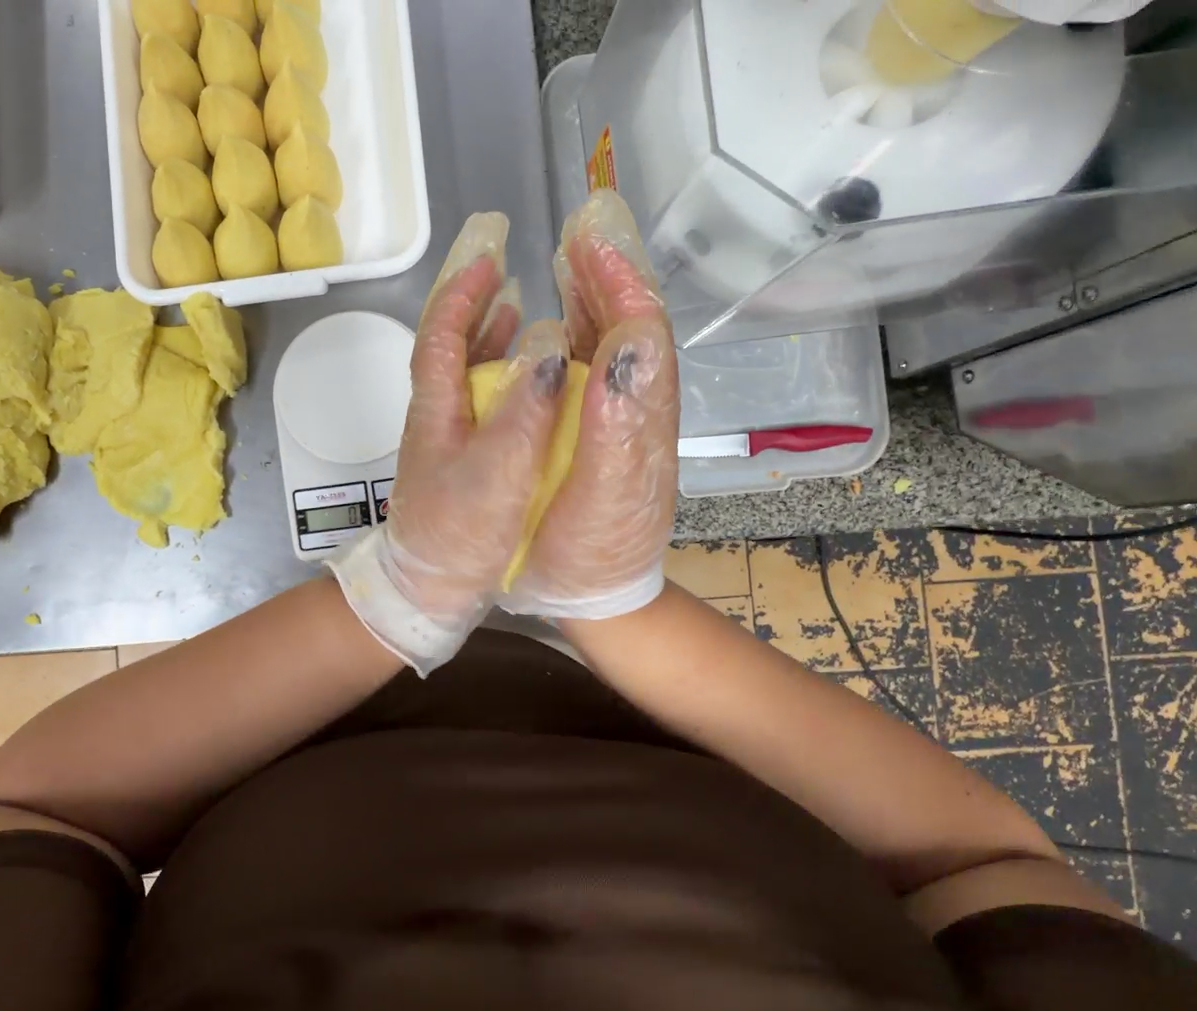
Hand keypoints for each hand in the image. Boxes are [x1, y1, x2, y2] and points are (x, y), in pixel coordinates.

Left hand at [328, 213, 564, 673]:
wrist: (426, 592)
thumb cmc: (458, 534)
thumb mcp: (496, 472)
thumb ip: (523, 411)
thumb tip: (545, 343)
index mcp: (436, 410)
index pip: (441, 334)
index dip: (464, 291)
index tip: (489, 254)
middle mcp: (435, 417)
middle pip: (447, 345)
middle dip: (473, 302)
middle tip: (503, 265)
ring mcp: (445, 441)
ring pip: (464, 372)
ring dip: (487, 336)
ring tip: (518, 306)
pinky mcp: (459, 465)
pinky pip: (479, 403)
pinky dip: (499, 378)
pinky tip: (523, 381)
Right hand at [508, 189, 680, 619]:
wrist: (590, 595)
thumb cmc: (593, 552)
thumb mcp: (608, 496)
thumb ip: (620, 423)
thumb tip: (626, 339)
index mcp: (643, 413)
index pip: (641, 329)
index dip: (619, 279)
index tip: (589, 238)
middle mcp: (636, 405)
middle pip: (630, 324)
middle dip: (609, 273)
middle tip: (579, 228)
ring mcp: (615, 416)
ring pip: (610, 340)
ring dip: (592, 293)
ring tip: (566, 255)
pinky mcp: (592, 430)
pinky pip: (588, 366)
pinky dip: (575, 330)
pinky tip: (553, 315)